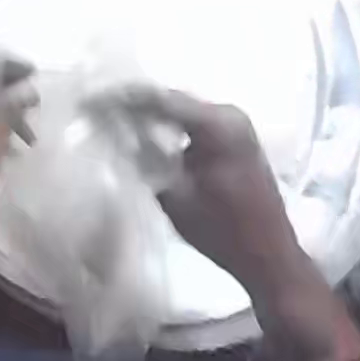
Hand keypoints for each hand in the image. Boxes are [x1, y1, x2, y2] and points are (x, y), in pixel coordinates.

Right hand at [115, 88, 359, 360]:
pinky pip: (187, 119)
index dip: (117, 97)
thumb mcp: (171, 193)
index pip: (156, 97)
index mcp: (218, 123)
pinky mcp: (232, 135)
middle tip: (92, 106)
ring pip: (175, 107)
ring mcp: (233, 123)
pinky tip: (137, 128)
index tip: (86, 99)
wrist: (273, 264)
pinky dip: (162, 122)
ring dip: (144, 111)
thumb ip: (140, 153)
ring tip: (106, 114)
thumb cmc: (223, 232)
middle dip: (128, 101)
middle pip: (166, 97)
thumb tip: (107, 127)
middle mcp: (228, 113)